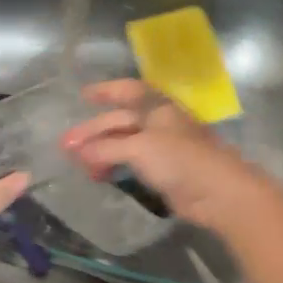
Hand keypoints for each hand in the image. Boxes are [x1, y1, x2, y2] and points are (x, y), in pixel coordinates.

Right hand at [60, 79, 271, 228]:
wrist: (217, 192)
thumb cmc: (180, 159)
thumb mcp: (139, 148)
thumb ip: (106, 148)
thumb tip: (77, 152)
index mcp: (157, 107)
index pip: (128, 91)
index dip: (106, 90)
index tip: (83, 95)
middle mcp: (159, 123)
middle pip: (120, 121)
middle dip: (93, 131)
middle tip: (65, 146)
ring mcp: (162, 147)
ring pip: (124, 144)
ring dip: (101, 151)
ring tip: (79, 164)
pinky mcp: (164, 171)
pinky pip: (131, 164)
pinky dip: (114, 166)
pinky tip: (100, 175)